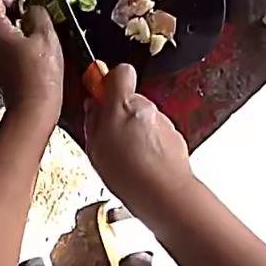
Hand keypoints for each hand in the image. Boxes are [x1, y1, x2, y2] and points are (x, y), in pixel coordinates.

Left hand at [0, 0, 63, 121]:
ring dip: (13, 30)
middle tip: (32, 24)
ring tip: (32, 40)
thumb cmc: (40, 73)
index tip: (27, 9)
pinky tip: (29, 54)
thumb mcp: (46, 36)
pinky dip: (12, 45)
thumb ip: (38, 13)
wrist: (32, 108)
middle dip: (12, 14)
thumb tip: (33, 7)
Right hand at [84, 63, 196, 218]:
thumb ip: (93, 121)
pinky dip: (148, 143)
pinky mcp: (174, 136)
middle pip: (130, 98)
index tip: (100, 93)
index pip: (119, 71)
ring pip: (143, 117)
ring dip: (133, 130)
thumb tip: (92, 108)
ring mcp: (162, 121)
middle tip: (108, 134)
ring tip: (124, 154)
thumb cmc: (128, 173)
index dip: (109, 80)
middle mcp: (146, 108)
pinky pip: (155, 133)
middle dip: (119, 112)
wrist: (162, 193)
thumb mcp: (94, 147)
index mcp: (122, 105)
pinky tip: (138, 162)